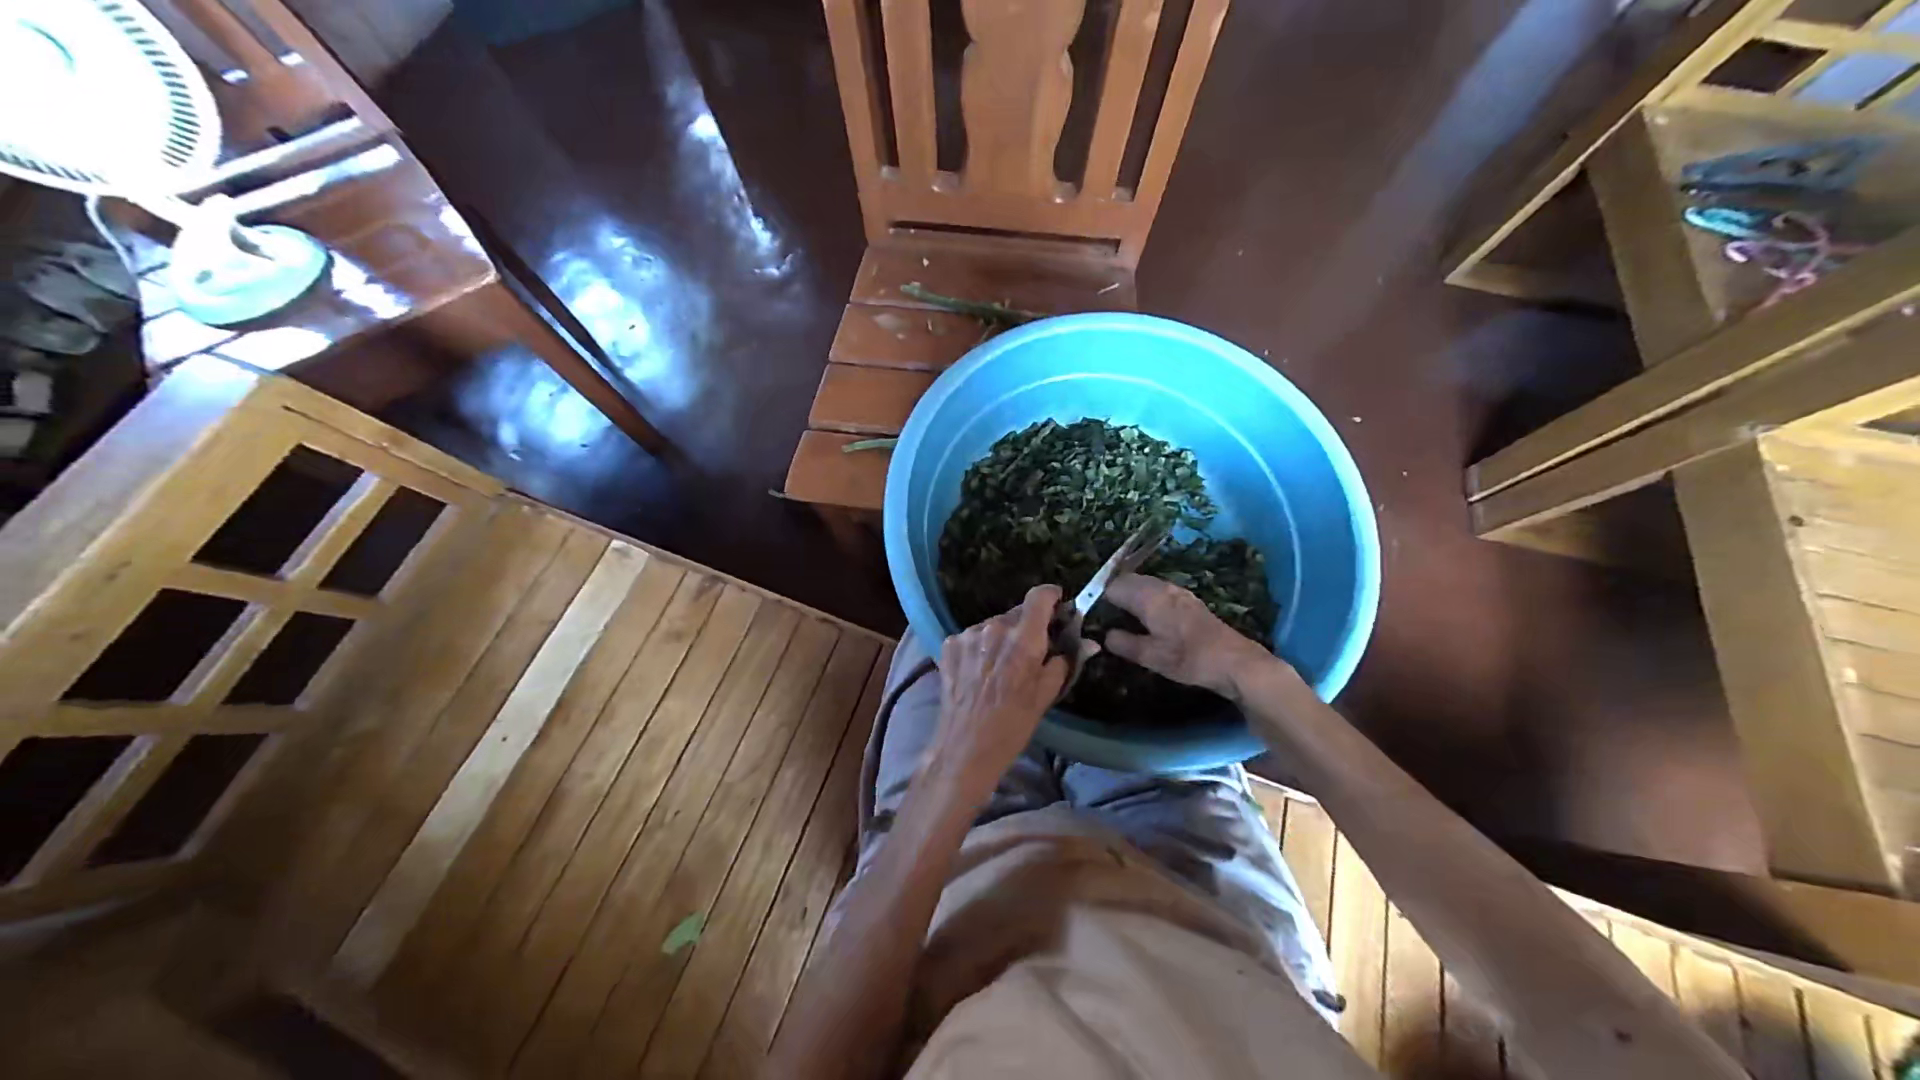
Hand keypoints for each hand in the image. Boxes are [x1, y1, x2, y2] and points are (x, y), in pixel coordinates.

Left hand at [929, 585, 1077, 792]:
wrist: (965, 748)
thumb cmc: (1013, 725)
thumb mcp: (1046, 694)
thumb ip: (1065, 661)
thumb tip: (1087, 642)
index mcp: (1023, 640)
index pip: (1039, 596)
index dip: (1051, 596)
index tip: (1058, 604)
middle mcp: (994, 629)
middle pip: (1017, 612)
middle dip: (1029, 625)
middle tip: (1032, 650)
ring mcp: (968, 635)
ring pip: (994, 624)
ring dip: (1003, 636)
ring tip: (1003, 666)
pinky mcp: (949, 645)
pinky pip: (974, 636)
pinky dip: (982, 646)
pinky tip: (981, 671)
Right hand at [1101, 573, 1281, 697]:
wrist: (1234, 662)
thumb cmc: (1189, 659)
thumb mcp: (1150, 656)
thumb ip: (1123, 643)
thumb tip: (1105, 635)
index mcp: (1148, 596)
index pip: (1113, 586)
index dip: (1098, 596)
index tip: (1089, 611)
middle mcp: (1162, 587)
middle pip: (1128, 580)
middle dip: (1112, 592)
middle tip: (1100, 612)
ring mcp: (1178, 592)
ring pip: (1144, 584)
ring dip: (1130, 594)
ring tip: (1119, 615)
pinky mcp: (1188, 601)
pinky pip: (1158, 591)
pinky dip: (1145, 598)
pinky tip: (1145, 617)